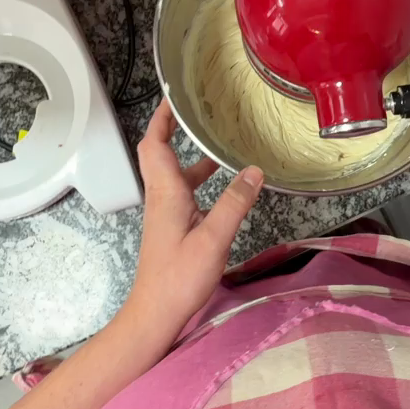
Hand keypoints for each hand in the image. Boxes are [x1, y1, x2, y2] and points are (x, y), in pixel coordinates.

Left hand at [122, 101, 264, 340]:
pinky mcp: (174, 227)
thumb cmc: (179, 278)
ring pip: (175, 173)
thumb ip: (234, 203)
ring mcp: (166, 212)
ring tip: (218, 140)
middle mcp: (162, 196)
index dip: (161, 116)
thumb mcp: (213, 239)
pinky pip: (184, 191)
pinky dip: (200, 179)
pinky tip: (223, 184)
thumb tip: (255, 170)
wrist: (155, 314)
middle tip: (197, 109)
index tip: (174, 94)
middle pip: (160, 151)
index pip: (155, 142)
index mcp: (166, 191)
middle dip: (174, 127)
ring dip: (192, 154)